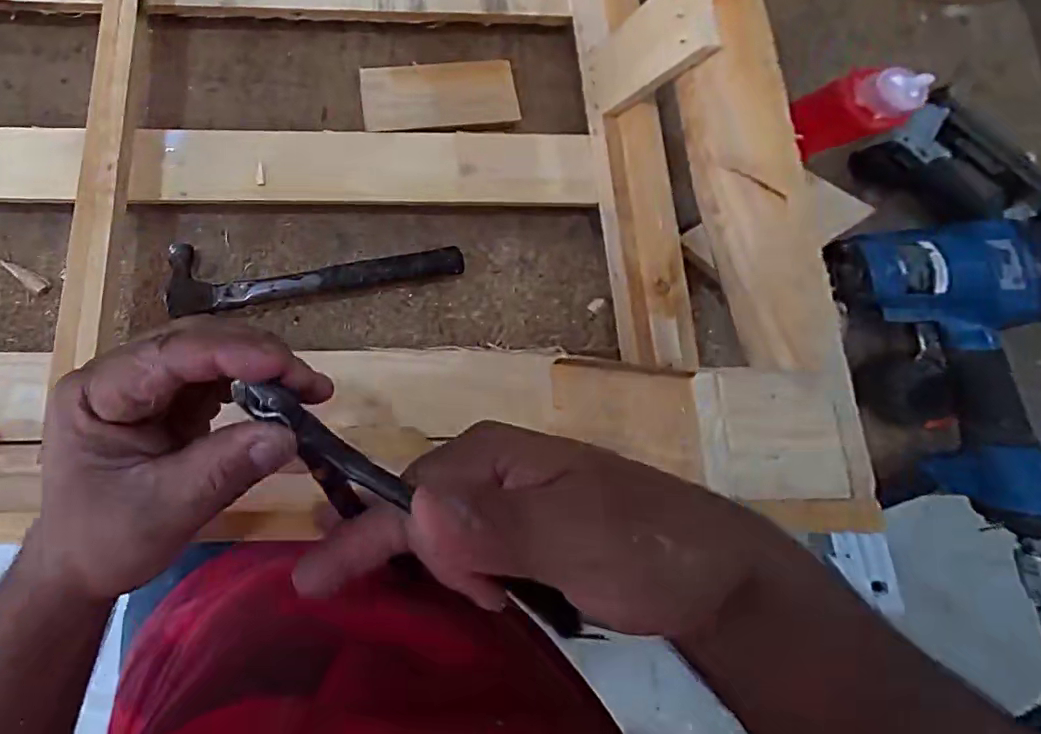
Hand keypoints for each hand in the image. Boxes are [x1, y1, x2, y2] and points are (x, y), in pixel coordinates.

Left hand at [27, 319, 333, 600]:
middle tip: (310, 383)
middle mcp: (119, 371)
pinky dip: (253, 382)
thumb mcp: (163, 512)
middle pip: (194, 341)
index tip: (284, 365)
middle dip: (255, 355)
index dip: (230, 353)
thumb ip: (222, 469)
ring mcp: (144, 380)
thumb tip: (289, 435)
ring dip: (261, 365)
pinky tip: (280, 396)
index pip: (169, 355)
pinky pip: (216, 375)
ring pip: (211, 350)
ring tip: (306, 388)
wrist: (78, 566)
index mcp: (96, 391)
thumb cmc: (104, 542)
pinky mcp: (167, 395)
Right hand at [291, 421, 805, 639]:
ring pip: (432, 527)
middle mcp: (486, 466)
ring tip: (398, 588)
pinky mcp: (516, 528)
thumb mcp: (576, 536)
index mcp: (490, 452)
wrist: (715, 573)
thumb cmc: (646, 544)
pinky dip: (439, 568)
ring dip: (410, 561)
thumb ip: (496, 525)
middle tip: (326, 585)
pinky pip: (459, 545)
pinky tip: (439, 586)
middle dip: (382, 546)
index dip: (379, 540)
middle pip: (413, 505)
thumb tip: (414, 506)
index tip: (325, 582)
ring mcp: (502, 497)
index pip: (413, 494)